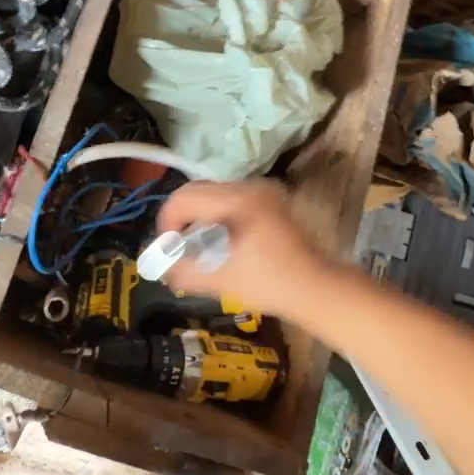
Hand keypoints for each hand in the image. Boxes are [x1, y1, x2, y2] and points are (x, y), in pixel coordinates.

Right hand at [154, 180, 341, 317]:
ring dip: (198, 216)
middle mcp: (248, 186)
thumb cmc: (269, 284)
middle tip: (177, 247)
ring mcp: (261, 190)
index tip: (167, 249)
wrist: (316, 288)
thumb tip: (158, 264)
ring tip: (196, 247)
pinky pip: (229, 199)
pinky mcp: (269, 200)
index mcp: (236, 200)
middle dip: (181, 218)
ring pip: (212, 193)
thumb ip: (182, 270)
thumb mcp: (219, 279)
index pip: (184, 198)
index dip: (167, 223)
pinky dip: (216, 215)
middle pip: (197, 190)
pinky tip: (218, 242)